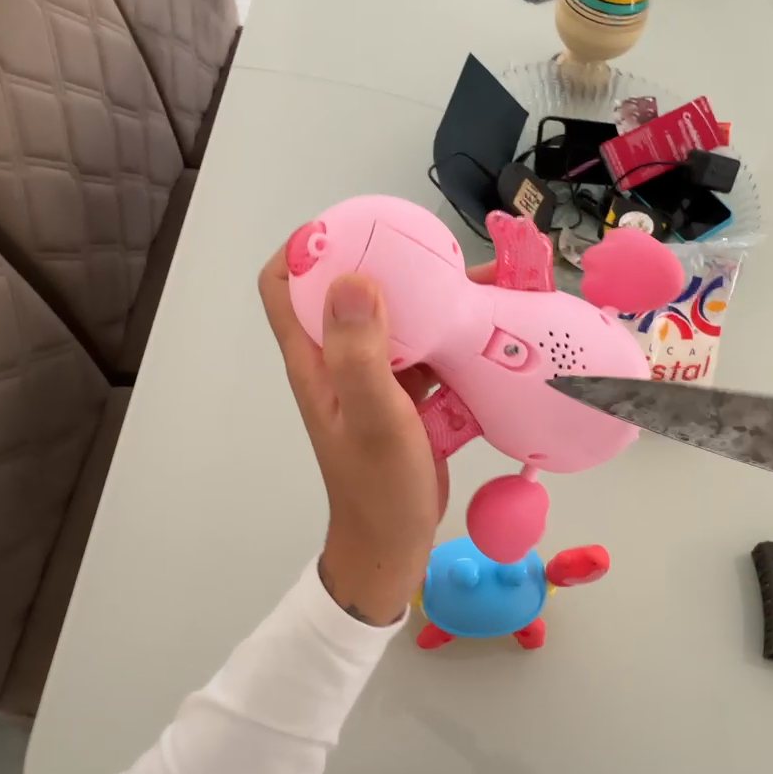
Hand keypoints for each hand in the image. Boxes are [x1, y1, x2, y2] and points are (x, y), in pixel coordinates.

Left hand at [259, 253, 446, 625]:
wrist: (395, 547)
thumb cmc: (378, 489)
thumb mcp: (371, 419)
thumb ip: (359, 354)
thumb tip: (354, 279)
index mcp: (314, 359)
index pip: (284, 285)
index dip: (305, 247)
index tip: (352, 227)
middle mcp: (338, 360)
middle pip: (349, 293)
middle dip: (386, 264)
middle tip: (435, 249)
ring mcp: (373, 379)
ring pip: (395, 322)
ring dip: (429, 301)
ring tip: (480, 284)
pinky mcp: (405, 398)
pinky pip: (426, 355)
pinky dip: (451, 339)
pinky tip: (488, 333)